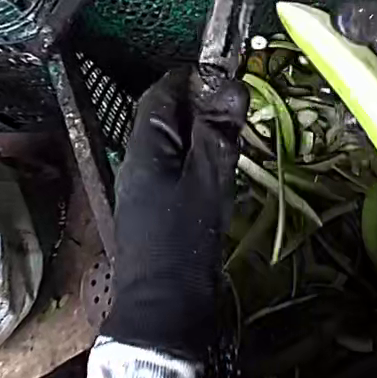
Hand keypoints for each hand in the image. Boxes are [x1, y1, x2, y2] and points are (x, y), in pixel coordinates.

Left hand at [101, 68, 247, 360]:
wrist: (165, 303)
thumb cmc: (186, 237)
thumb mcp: (209, 176)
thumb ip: (217, 128)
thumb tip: (230, 81)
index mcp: (145, 147)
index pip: (162, 93)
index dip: (192, 76)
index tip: (227, 73)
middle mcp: (137, 160)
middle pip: (165, 115)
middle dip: (200, 102)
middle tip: (238, 103)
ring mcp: (144, 185)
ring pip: (172, 141)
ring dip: (201, 129)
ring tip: (235, 132)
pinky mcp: (155, 206)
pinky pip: (176, 165)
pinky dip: (198, 155)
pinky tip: (220, 168)